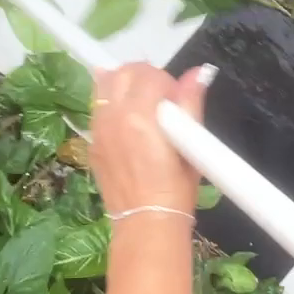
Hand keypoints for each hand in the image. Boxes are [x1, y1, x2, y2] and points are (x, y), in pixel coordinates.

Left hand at [90, 63, 214, 215]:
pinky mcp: (93, 142)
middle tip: (164, 97)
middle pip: (124, 72)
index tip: (180, 100)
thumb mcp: (192, 145)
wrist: (146, 221)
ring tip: (143, 103)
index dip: (170, 83)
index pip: (152, 75)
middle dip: (146, 76)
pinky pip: (98, 107)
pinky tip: (128, 118)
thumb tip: (199, 73)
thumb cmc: (176, 188)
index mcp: (141, 116)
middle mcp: (114, 117)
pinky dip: (112, 102)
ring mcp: (99, 129)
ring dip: (125, 85)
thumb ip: (191, 103)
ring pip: (105, 84)